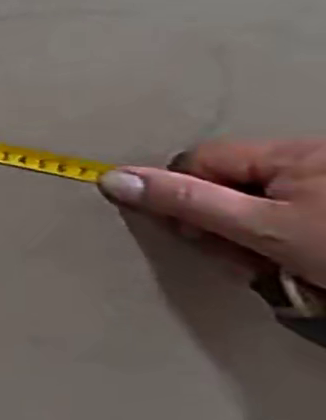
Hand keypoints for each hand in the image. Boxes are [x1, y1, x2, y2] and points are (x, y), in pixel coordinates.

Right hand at [99, 140, 325, 287]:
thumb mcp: (264, 230)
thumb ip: (186, 201)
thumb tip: (113, 179)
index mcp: (289, 153)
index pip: (195, 162)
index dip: (181, 196)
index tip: (194, 233)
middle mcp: (316, 157)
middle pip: (229, 183)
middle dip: (223, 223)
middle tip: (242, 257)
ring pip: (264, 204)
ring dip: (257, 237)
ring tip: (283, 266)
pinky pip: (301, 216)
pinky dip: (294, 241)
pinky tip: (308, 262)